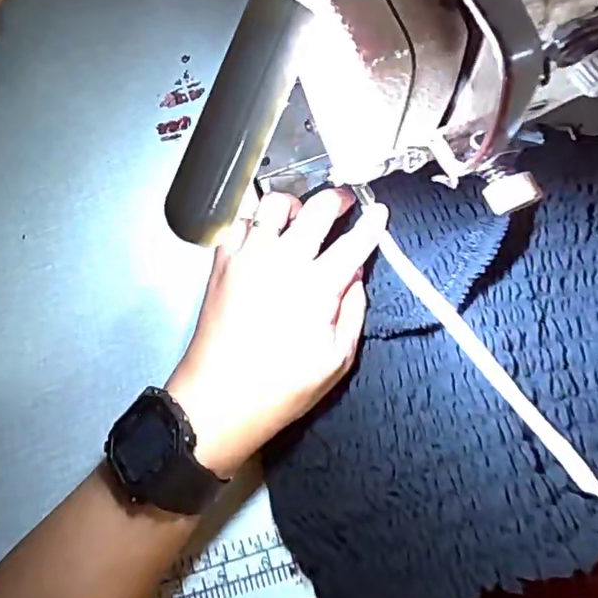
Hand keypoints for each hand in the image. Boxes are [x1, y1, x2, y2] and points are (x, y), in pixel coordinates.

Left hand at [165, 189, 387, 477]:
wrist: (219, 400)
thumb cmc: (277, 389)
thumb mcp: (336, 360)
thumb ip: (353, 312)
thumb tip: (356, 277)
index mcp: (316, 286)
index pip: (354, 242)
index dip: (371, 223)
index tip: (379, 212)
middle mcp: (282, 262)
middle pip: (316, 208)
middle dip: (337, 198)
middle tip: (344, 202)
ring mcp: (248, 258)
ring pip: (273, 203)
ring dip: (294, 204)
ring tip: (300, 215)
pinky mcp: (223, 263)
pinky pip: (239, 222)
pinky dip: (255, 220)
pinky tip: (263, 233)